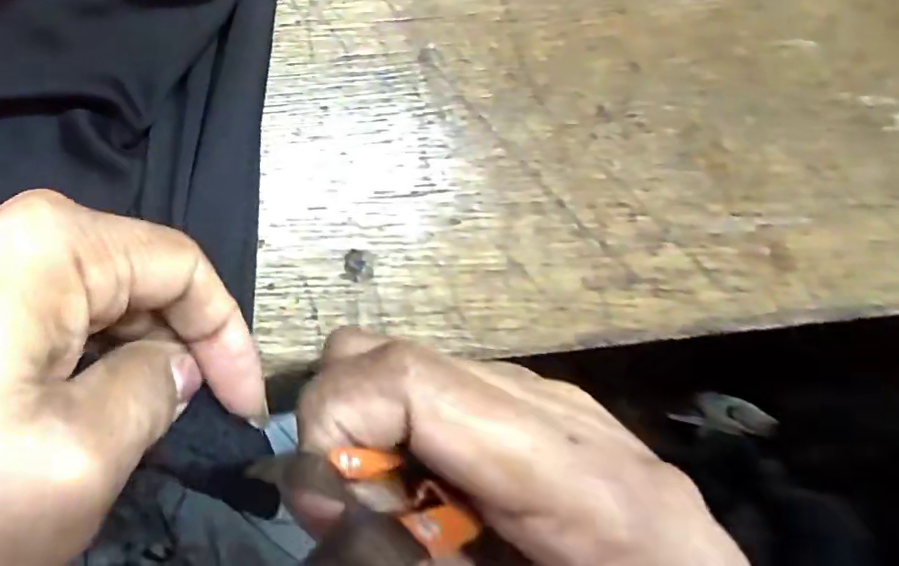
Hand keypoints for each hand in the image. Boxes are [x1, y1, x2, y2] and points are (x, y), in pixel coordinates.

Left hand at [0, 190, 267, 565]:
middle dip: (172, 350)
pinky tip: (62, 431)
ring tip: (124, 444)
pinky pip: (42, 329)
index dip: (228, 333)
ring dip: (122, 368)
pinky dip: (75, 375)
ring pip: (88, 309)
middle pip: (134, 279)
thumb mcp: (75, 458)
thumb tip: (175, 364)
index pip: (179, 261)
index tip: (247, 412)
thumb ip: (149, 394)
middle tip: (187, 434)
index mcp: (57, 238)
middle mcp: (18, 233)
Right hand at [295, 328, 744, 565]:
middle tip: (357, 520)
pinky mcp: (536, 413)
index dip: (335, 420)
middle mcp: (556, 412)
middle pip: (390, 353)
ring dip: (370, 438)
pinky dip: (404, 444)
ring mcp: (547, 404)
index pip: (410, 378)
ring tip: (402, 523)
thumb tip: (322, 507)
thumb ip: (413, 558)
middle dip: (341, 428)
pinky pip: (437, 397)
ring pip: (403, 365)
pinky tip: (441, 511)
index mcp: (578, 477)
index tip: (320, 510)